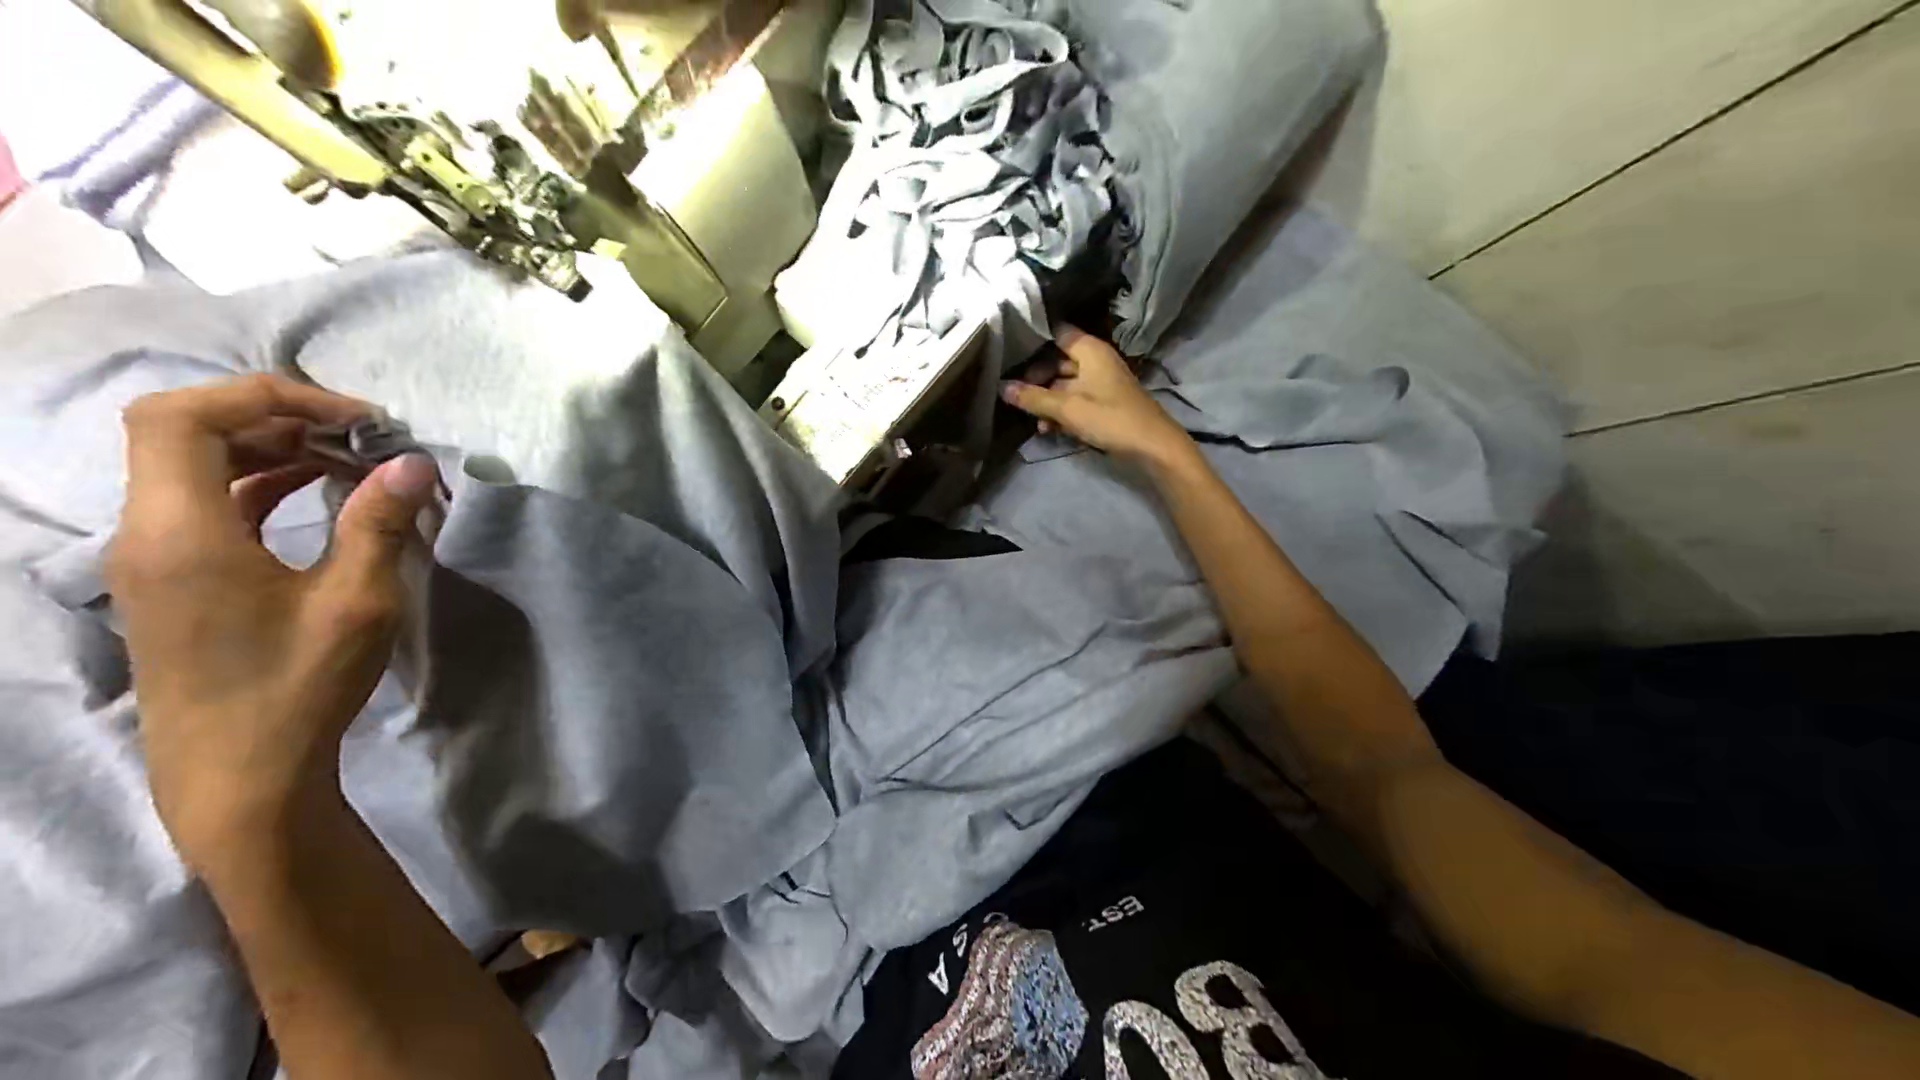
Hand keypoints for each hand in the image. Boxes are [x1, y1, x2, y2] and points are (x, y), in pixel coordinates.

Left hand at [106, 375, 439, 873]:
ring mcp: (155, 557)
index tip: (355, 419)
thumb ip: (379, 524)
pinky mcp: (174, 579)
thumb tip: (413, 463)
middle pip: (186, 431)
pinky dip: (261, 481)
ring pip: (194, 465)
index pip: (186, 416)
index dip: (270, 397)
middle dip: (279, 417)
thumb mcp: (357, 603)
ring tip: (352, 461)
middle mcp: (149, 532)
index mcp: (181, 531)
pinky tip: (317, 494)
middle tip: (364, 438)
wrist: (238, 775)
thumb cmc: (299, 686)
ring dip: (273, 448)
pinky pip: (206, 502)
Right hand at [1001, 326, 1197, 468]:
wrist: (1152, 446)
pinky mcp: (1104, 404)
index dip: (1034, 339)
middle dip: (1036, 379)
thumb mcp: (1066, 408)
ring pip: (1065, 385)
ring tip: (1033, 420)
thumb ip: (1033, 398)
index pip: (1057, 332)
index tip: (1009, 352)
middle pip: (1057, 362)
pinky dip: (1062, 412)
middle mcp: (1095, 361)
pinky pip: (1076, 401)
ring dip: (1047, 401)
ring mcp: (1101, 383)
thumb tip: (1002, 387)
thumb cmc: (1109, 418)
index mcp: (1090, 350)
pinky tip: (1049, 430)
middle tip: (1015, 394)